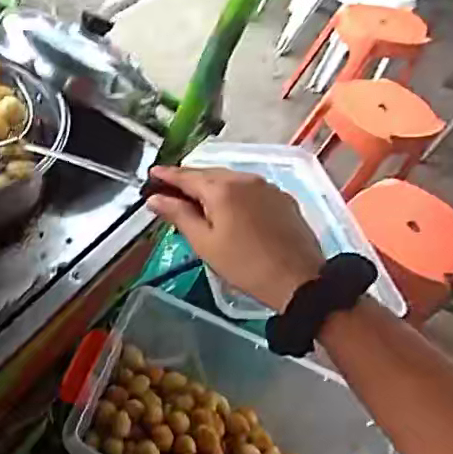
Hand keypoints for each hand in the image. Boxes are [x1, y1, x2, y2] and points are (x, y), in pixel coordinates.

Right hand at [144, 166, 324, 312]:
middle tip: (169, 189)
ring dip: (210, 185)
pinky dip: (231, 192)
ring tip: (195, 197)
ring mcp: (267, 187)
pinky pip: (248, 188)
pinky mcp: (282, 198)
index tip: (152, 173)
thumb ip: (178, 215)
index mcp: (221, 189)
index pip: (185, 176)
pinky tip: (226, 206)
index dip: (166, 175)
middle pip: (208, 173)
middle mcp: (244, 180)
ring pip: (229, 178)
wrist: (300, 280)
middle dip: (187, 179)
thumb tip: (155, 198)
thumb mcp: (203, 242)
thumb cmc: (244, 264)